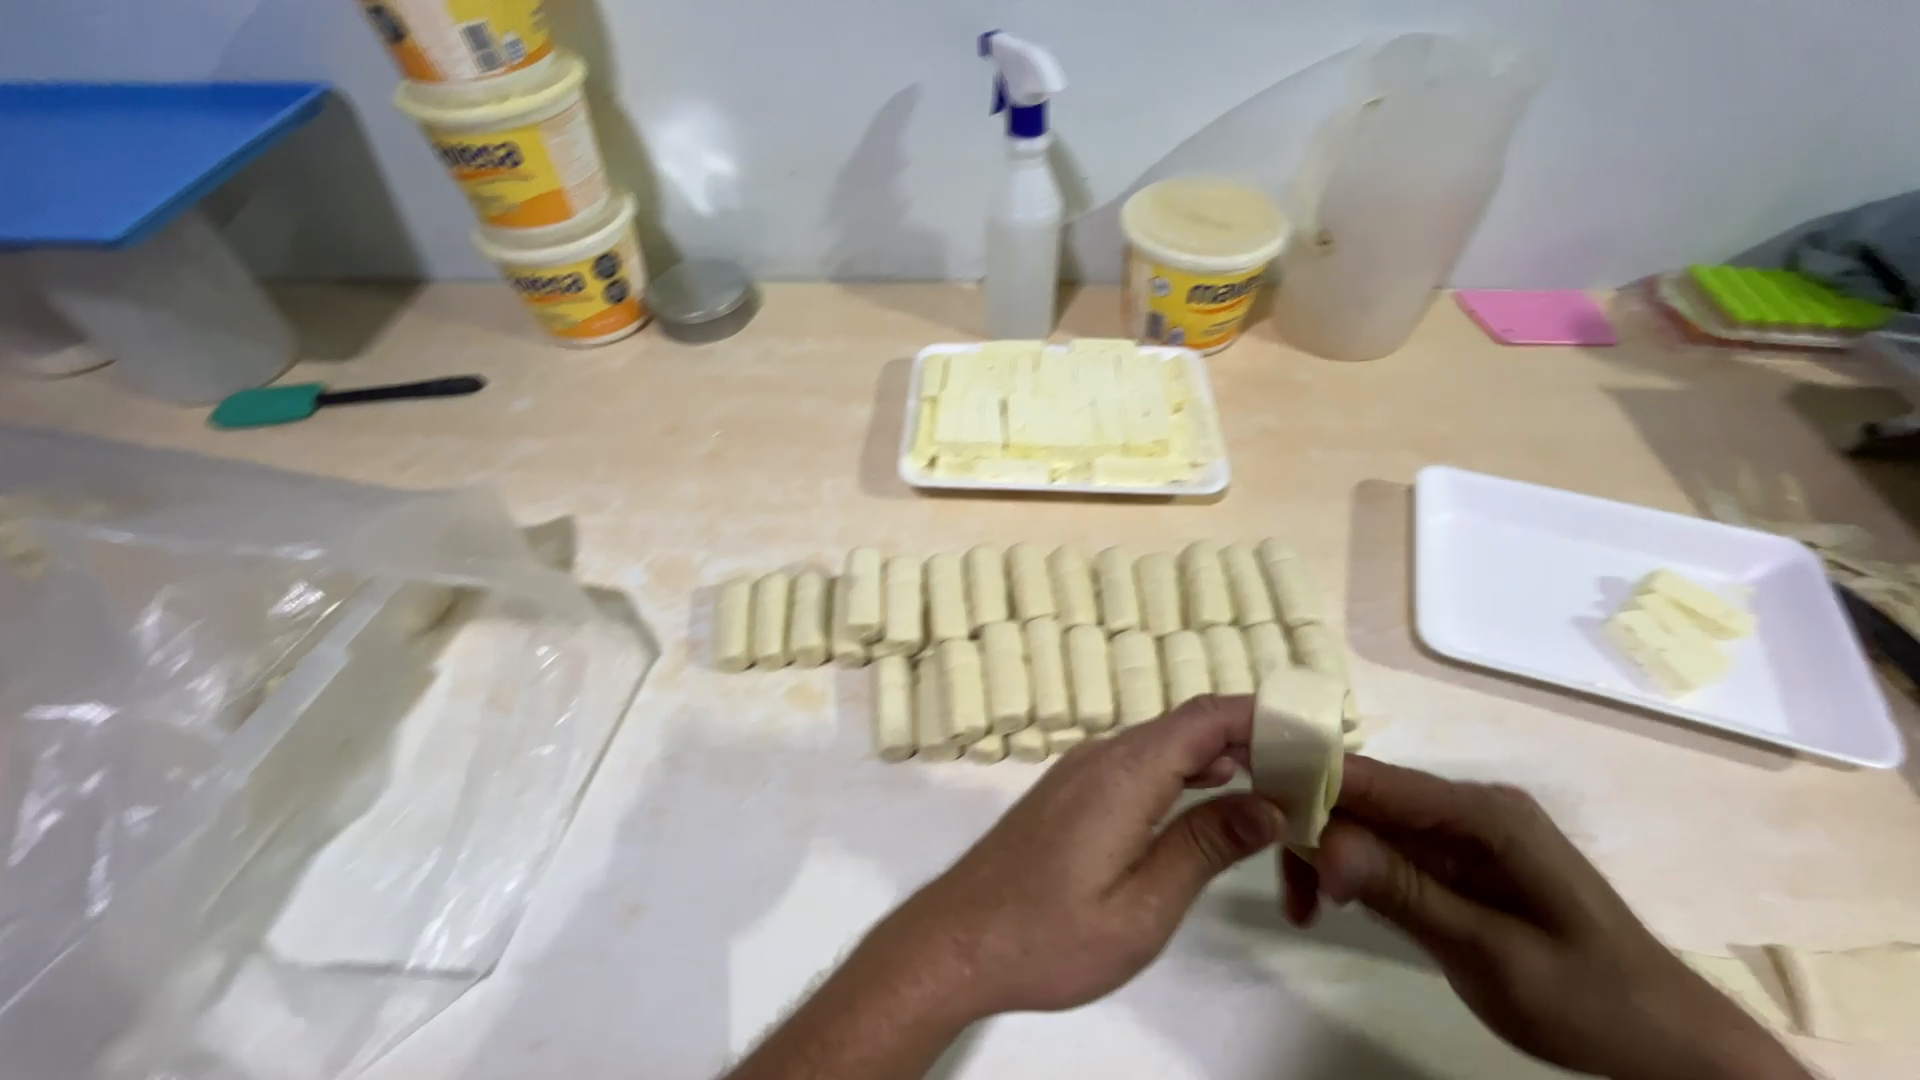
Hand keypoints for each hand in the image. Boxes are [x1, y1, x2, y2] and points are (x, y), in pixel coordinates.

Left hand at [870, 695, 1283, 1020]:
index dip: (1265, 715)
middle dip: (1252, 735)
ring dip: (1220, 753)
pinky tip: (1209, 796)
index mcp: (1124, 773)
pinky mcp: (1069, 790)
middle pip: (1188, 723)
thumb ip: (1205, 847)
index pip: (1206, 718)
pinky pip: (1138, 760)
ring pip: (1163, 741)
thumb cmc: (1049, 936)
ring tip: (1276, 783)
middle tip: (1310, 769)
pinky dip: (1183, 768)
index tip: (1318, 734)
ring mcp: (1080, 770)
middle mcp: (1102, 755)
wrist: (956, 942)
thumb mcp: (1142, 908)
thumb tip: (1270, 803)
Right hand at [1284, 757, 1809, 1079]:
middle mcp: (1466, 807)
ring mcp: (1461, 833)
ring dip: (1326, 856)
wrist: (1670, 1047)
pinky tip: (1335, 904)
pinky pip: (1385, 849)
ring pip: (1365, 822)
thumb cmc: (1591, 998)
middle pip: (1362, 797)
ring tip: (1306, 911)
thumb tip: (1321, 843)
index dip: (1307, 782)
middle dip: (1311, 833)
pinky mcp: (1456, 860)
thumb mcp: (1491, 954)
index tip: (1253, 812)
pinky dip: (1350, 872)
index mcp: (1481, 813)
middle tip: (1290, 898)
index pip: (1372, 777)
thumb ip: (1405, 893)